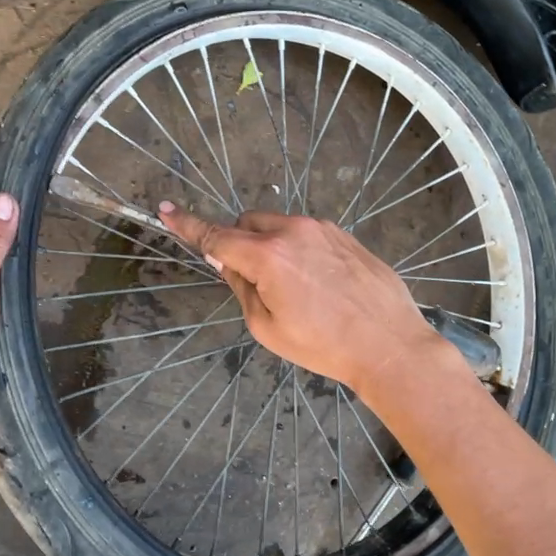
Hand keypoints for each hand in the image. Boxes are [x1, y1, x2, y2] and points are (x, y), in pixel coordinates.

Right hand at [158, 204, 441, 398]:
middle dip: (240, 244)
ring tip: (296, 289)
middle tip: (252, 281)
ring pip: (278, 226)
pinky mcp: (344, 235)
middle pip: (247, 224)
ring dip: (271, 246)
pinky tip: (320, 284)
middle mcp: (293, 231)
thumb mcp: (267, 327)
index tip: (166, 210)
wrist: (389, 345)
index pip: (215, 236)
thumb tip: (226, 260)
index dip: (187, 225)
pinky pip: (306, 233)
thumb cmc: (324, 346)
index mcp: (267, 257)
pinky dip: (298, 249)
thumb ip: (241, 286)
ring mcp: (322, 229)